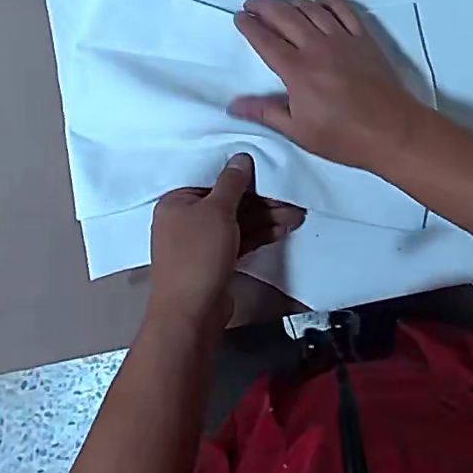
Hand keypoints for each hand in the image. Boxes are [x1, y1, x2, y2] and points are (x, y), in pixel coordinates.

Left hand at [148, 152, 304, 327]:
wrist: (191, 314)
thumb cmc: (197, 255)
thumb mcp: (216, 211)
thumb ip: (231, 183)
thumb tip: (241, 158)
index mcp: (176, 201)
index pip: (211, 179)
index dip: (241, 175)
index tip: (268, 170)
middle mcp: (186, 218)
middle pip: (228, 201)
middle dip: (261, 200)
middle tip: (291, 197)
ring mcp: (201, 241)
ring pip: (237, 221)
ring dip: (266, 217)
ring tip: (296, 214)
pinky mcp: (216, 260)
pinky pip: (240, 239)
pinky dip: (260, 233)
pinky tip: (283, 228)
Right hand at [230, 0, 433, 171]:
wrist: (393, 131)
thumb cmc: (345, 136)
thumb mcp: (298, 131)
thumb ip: (265, 112)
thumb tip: (234, 105)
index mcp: (297, 70)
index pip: (265, 39)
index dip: (249, 25)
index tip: (240, 18)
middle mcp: (317, 48)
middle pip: (284, 15)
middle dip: (264, 6)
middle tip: (252, 4)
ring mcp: (342, 40)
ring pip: (311, 9)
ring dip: (291, 1)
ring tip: (278, 1)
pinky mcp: (363, 39)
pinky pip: (344, 10)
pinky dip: (329, 1)